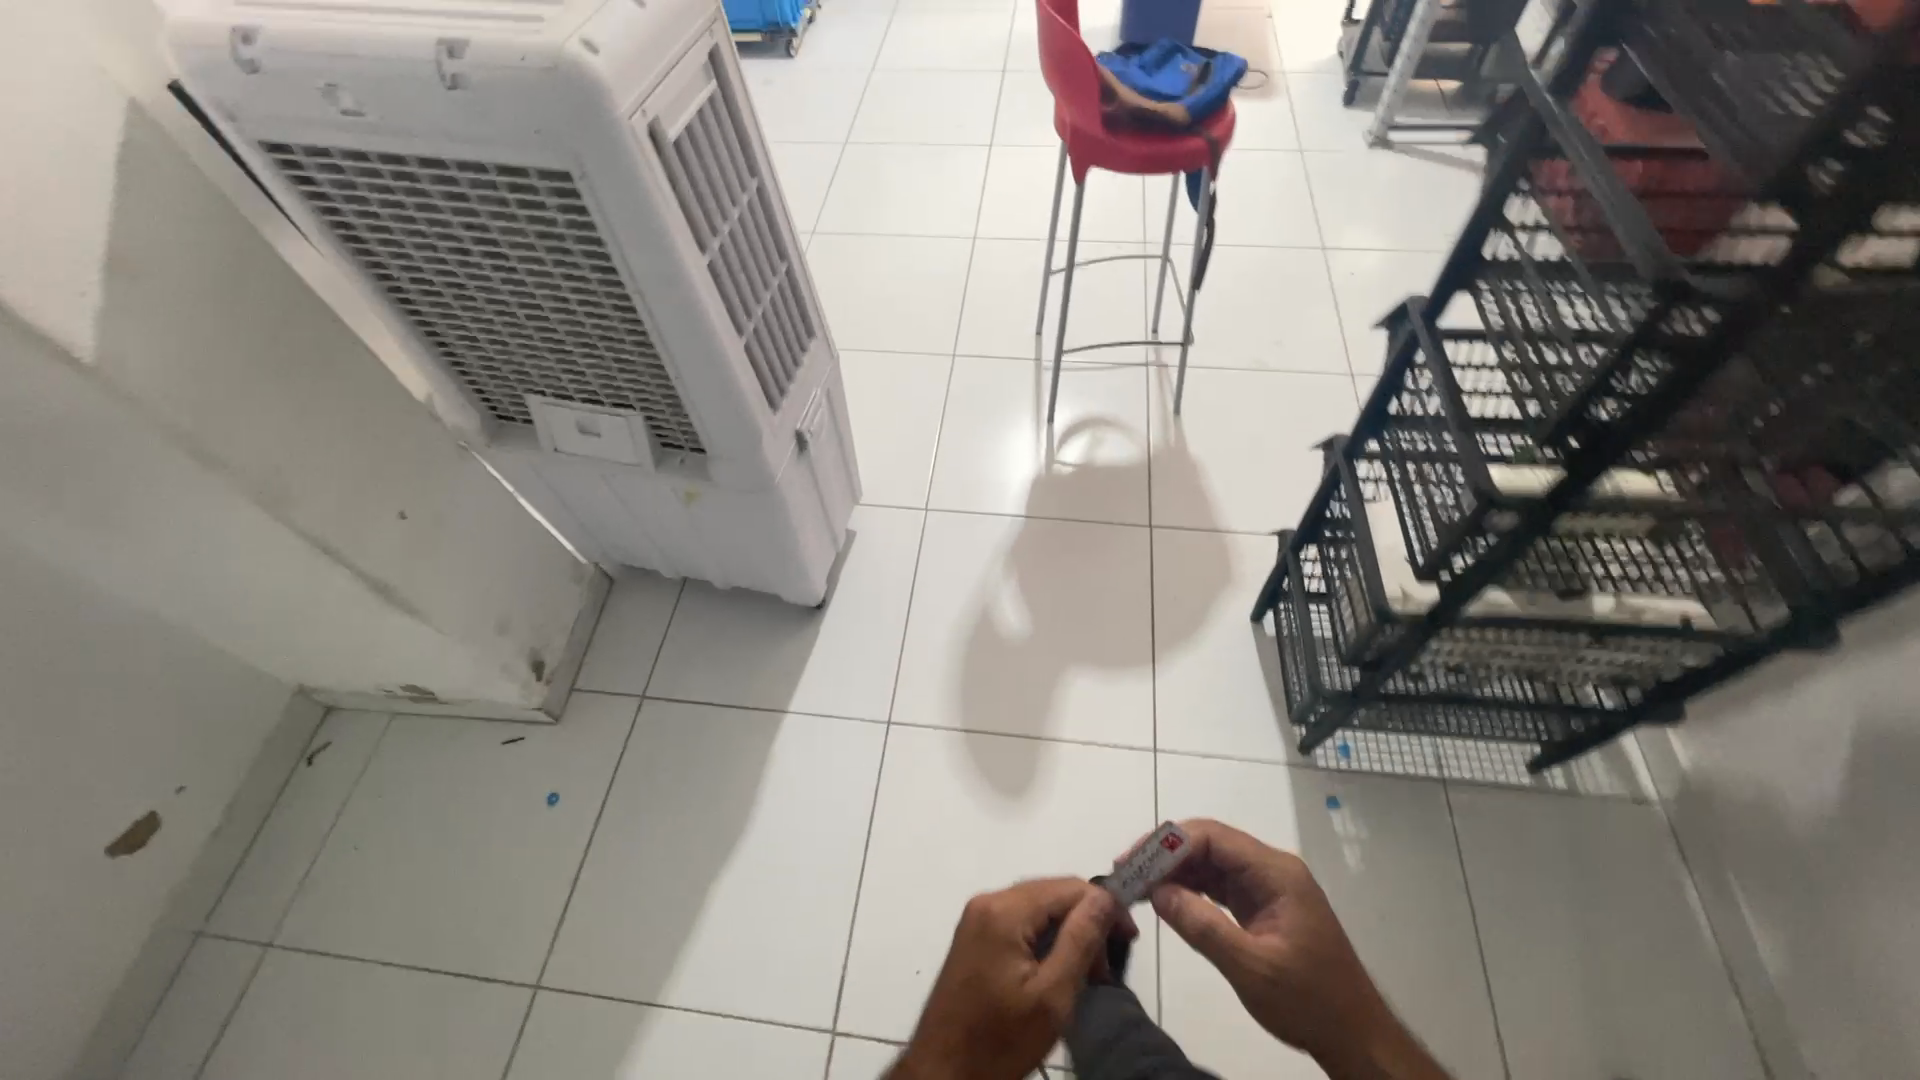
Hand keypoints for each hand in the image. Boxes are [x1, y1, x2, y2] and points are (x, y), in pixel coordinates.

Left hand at [890, 878, 1119, 1079]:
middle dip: (1087, 921)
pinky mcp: (975, 934)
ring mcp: (978, 916)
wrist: (943, 1070)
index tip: (1130, 940)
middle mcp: (988, 901)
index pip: (1070, 887)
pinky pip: (1021, 920)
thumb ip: (1081, 940)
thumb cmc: (999, 1040)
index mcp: (1005, 910)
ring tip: (1087, 974)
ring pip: (1038, 906)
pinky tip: (1058, 969)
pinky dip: (1045, 938)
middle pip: (1053, 893)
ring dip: (1068, 932)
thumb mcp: (1051, 996)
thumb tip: (1105, 897)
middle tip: (1106, 968)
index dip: (1106, 907)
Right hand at [1149, 819, 1448, 1079]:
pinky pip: (1219, 885)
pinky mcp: (1261, 905)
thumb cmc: (1308, 1001)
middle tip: (1126, 873)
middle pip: (1209, 843)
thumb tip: (1156, 892)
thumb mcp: (1250, 967)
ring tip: (1136, 885)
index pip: (1212, 837)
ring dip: (1174, 871)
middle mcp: (1271, 869)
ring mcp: (1267, 886)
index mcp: (1275, 872)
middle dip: (1166, 854)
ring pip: (1211, 862)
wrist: (1355, 1037)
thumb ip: (1202, 926)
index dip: (1168, 843)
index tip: (1133, 862)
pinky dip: (1190, 888)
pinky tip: (1164, 898)